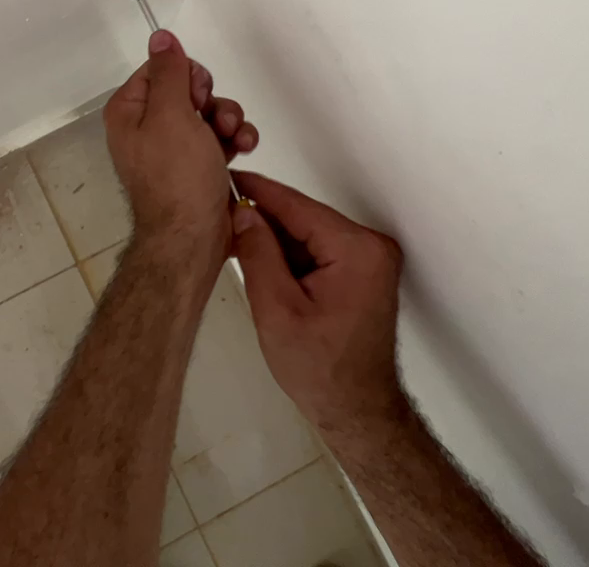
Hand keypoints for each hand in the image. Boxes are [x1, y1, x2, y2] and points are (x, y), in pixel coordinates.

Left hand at [104, 30, 258, 268]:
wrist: (193, 239)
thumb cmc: (177, 175)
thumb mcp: (171, 115)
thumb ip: (169, 72)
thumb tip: (160, 36)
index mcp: (129, 111)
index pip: (160, 70)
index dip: (186, 77)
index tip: (196, 96)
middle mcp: (146, 127)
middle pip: (187, 90)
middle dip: (212, 100)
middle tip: (217, 120)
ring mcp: (172, 149)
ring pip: (208, 112)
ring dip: (229, 119)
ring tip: (237, 139)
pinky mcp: (196, 166)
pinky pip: (218, 138)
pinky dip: (234, 139)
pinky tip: (246, 148)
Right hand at [228, 170, 406, 428]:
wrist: (357, 413)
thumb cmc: (317, 369)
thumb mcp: (276, 309)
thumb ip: (258, 253)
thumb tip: (242, 211)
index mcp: (357, 249)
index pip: (298, 206)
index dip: (258, 190)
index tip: (225, 175)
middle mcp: (371, 245)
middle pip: (304, 218)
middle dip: (262, 217)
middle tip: (218, 213)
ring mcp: (370, 259)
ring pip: (308, 233)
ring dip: (273, 236)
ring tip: (230, 235)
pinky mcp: (363, 272)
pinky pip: (318, 249)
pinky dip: (289, 253)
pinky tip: (258, 255)